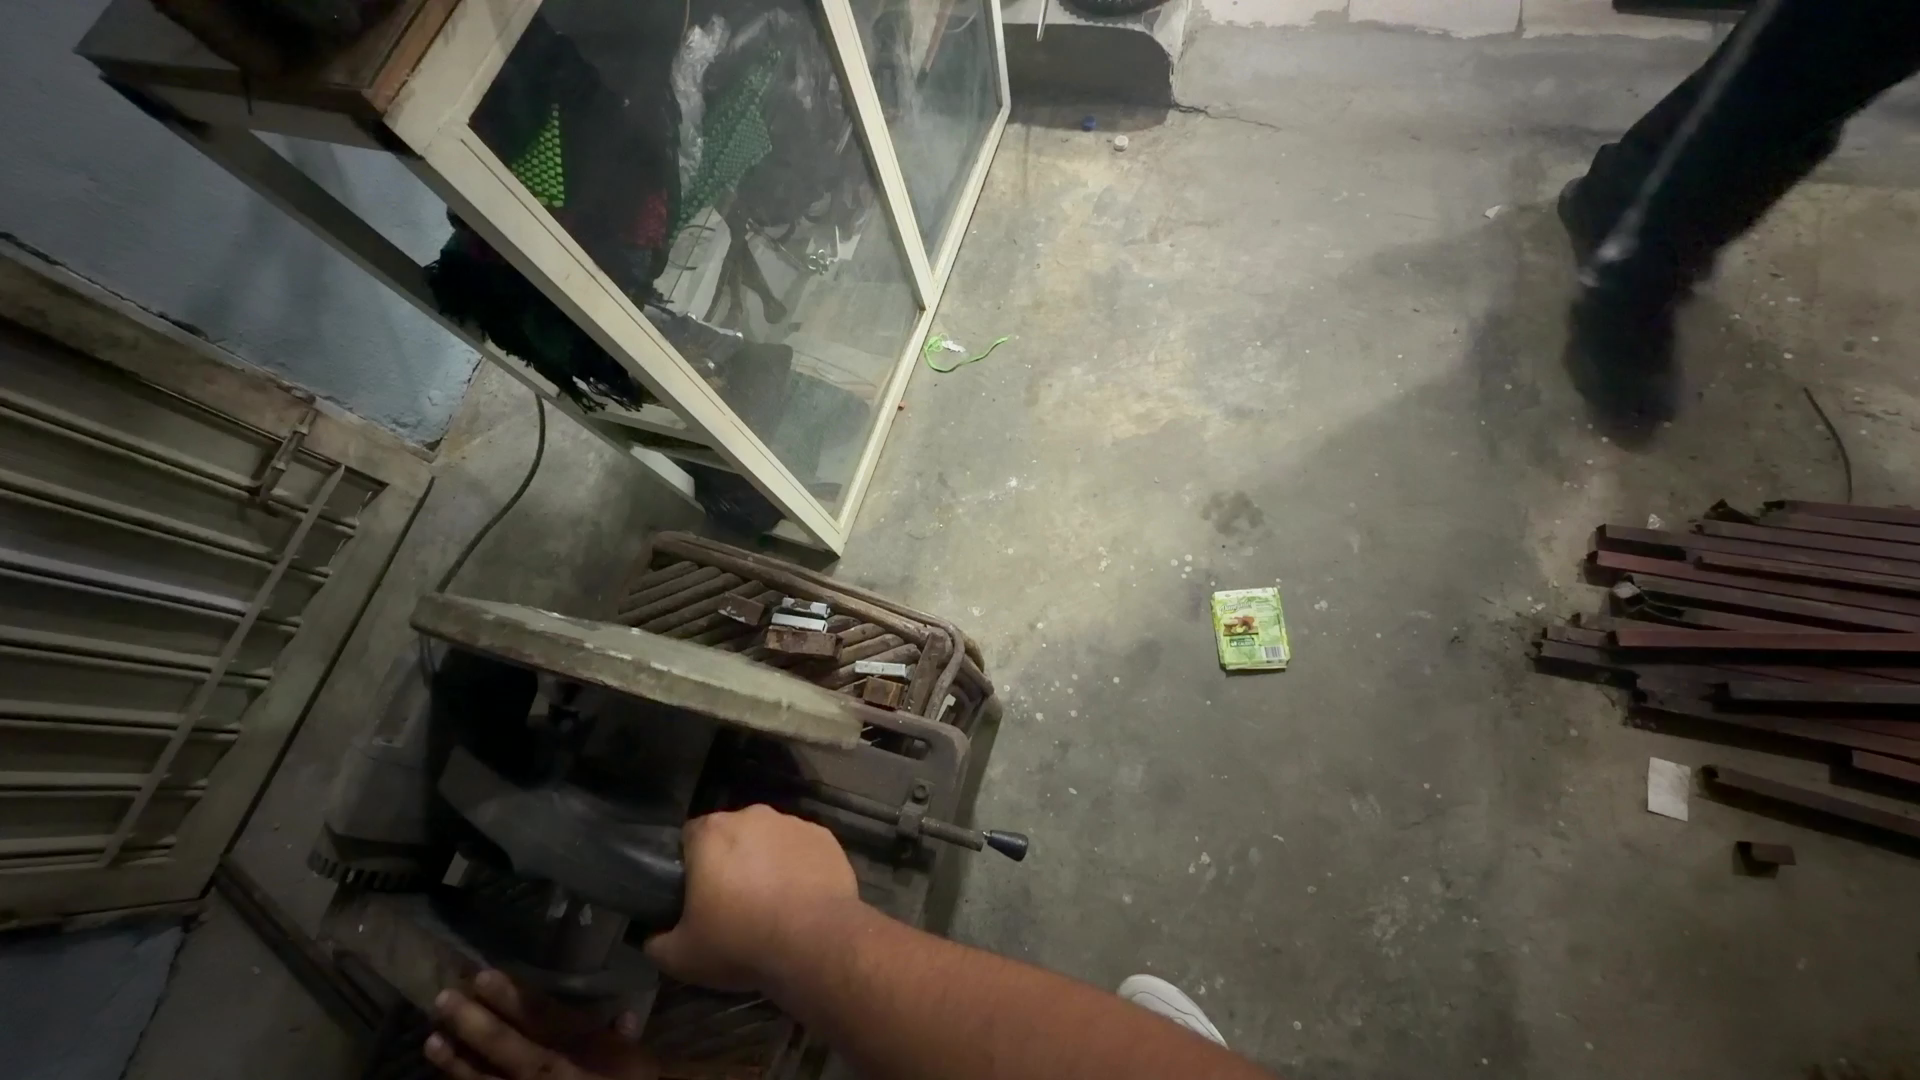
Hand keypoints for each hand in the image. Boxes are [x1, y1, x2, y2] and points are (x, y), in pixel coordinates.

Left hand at [425, 969, 654, 1079]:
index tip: (484, 975)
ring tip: (431, 1038)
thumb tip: (623, 1017)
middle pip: (505, 1045)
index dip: (512, 996)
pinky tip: (446, 1077)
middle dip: (474, 1020)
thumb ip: (622, 1036)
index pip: (540, 1017)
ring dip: (457, 1060)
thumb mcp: (634, 1058)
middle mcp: (548, 1073)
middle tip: (444, 998)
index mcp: (579, 1048)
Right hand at [643, 804, 861, 992]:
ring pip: (770, 838)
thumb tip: (653, 937)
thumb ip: (657, 942)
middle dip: (731, 859)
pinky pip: (802, 848)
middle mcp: (753, 816)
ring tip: (771, 900)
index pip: (690, 837)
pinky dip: (798, 865)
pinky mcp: (824, 837)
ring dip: (766, 860)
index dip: (690, 864)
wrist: (813, 941)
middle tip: (733, 899)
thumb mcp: (681, 957)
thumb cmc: (740, 941)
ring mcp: (793, 823)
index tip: (696, 892)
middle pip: (733, 834)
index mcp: (712, 833)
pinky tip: (801, 896)